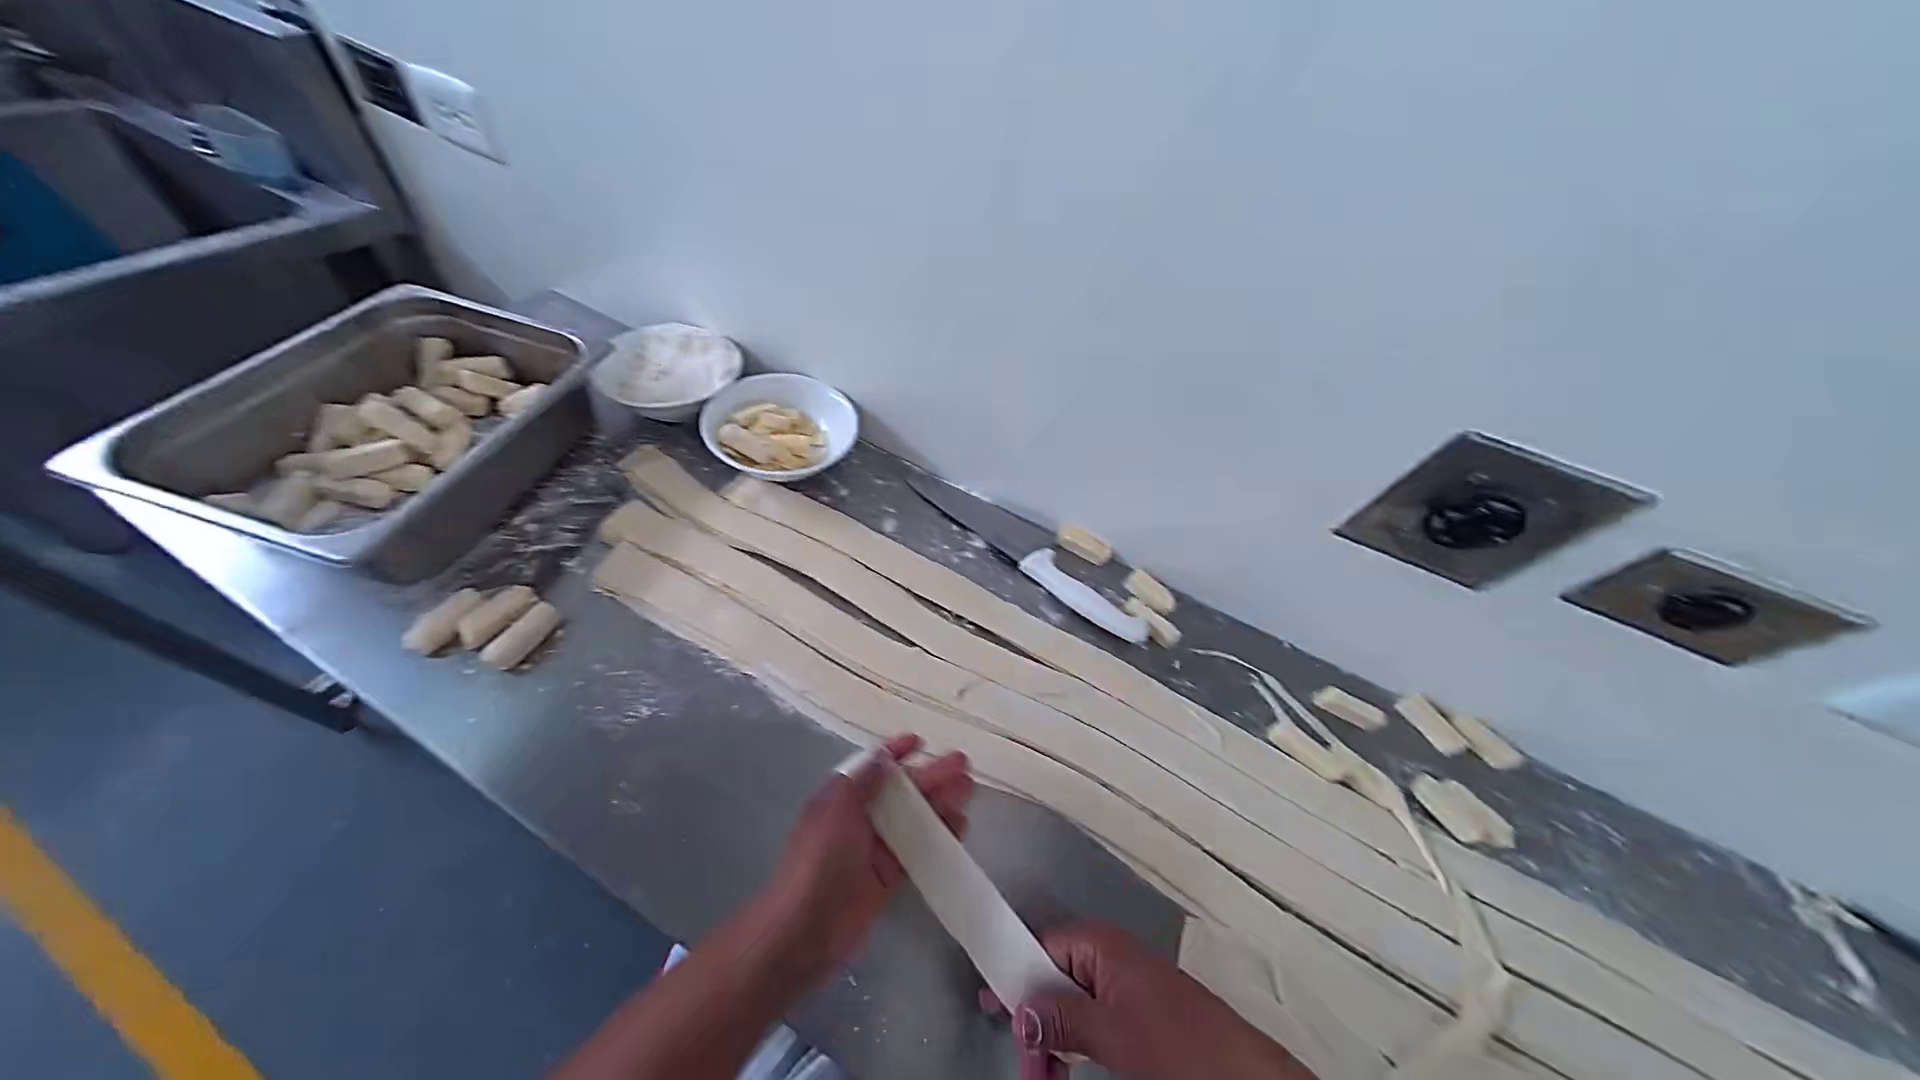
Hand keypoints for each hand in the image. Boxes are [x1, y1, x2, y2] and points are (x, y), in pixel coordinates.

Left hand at [759, 734, 972, 978]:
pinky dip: (938, 838)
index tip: (920, 741)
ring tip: (968, 792)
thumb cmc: (819, 860)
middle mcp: (859, 818)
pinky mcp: (888, 877)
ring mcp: (874, 849)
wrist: (805, 929)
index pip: (872, 766)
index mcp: (841, 796)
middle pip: (900, 791)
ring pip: (913, 819)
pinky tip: (959, 828)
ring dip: (940, 804)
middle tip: (962, 764)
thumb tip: (884, 756)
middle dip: (930, 776)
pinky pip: (917, 850)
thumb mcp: (838, 808)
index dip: (895, 752)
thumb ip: (863, 780)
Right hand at [982, 921, 1314, 1079]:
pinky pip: (1092, 1015)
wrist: (1245, 1075)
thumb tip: (1019, 1011)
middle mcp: (1110, 954)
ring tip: (1046, 1073)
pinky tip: (1069, 1064)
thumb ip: (1061, 1017)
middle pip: (1053, 975)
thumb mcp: (1112, 1034)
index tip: (992, 1010)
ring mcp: (1125, 982)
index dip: (1015, 978)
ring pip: (1070, 1000)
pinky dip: (1075, 1040)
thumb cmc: (1177, 1044)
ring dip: (1053, 1035)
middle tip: (1030, 1065)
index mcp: (1101, 944)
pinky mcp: (1138, 1009)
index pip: (1041, 946)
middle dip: (1035, 1018)